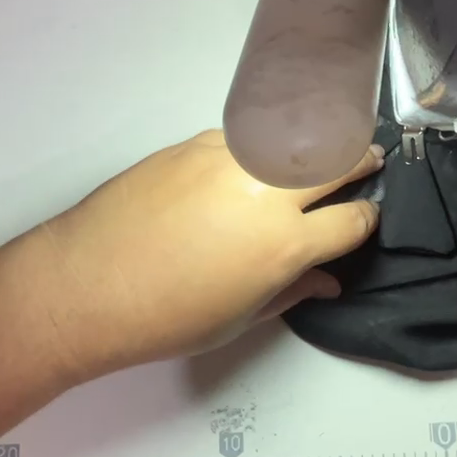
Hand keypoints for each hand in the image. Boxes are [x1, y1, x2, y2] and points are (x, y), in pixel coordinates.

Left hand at [10, 130, 382, 378]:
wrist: (87, 283)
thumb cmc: (167, 318)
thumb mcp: (239, 318)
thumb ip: (291, 292)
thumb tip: (327, 281)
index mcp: (285, 244)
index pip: (351, 221)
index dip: (367, 219)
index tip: (367, 216)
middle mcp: (267, 192)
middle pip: (336, 163)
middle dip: (361, 159)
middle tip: (370, 158)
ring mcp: (230, 160)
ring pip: (294, 137)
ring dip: (319, 140)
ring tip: (327, 142)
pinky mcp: (196, 143)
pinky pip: (246, 137)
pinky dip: (264, 143)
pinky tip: (258, 154)